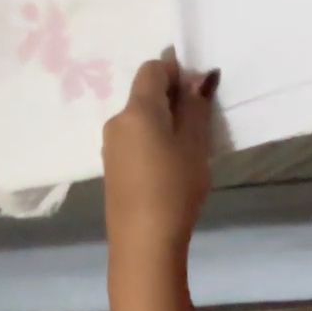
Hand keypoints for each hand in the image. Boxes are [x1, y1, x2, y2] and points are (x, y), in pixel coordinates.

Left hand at [103, 50, 217, 259]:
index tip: (199, 92)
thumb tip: (198, 77)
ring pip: (141, 115)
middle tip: (201, 119)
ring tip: (189, 143)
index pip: (153, 68)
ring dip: (165, 117)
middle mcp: (117, 121)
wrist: (144, 242)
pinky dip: (154, 135)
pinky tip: (170, 161)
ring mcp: (111, 144)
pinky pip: (135, 135)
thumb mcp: (195, 143)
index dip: (177, 71)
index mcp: (137, 110)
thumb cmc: (175, 187)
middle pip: (146, 91)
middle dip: (173, 95)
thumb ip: (195, 106)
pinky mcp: (112, 164)